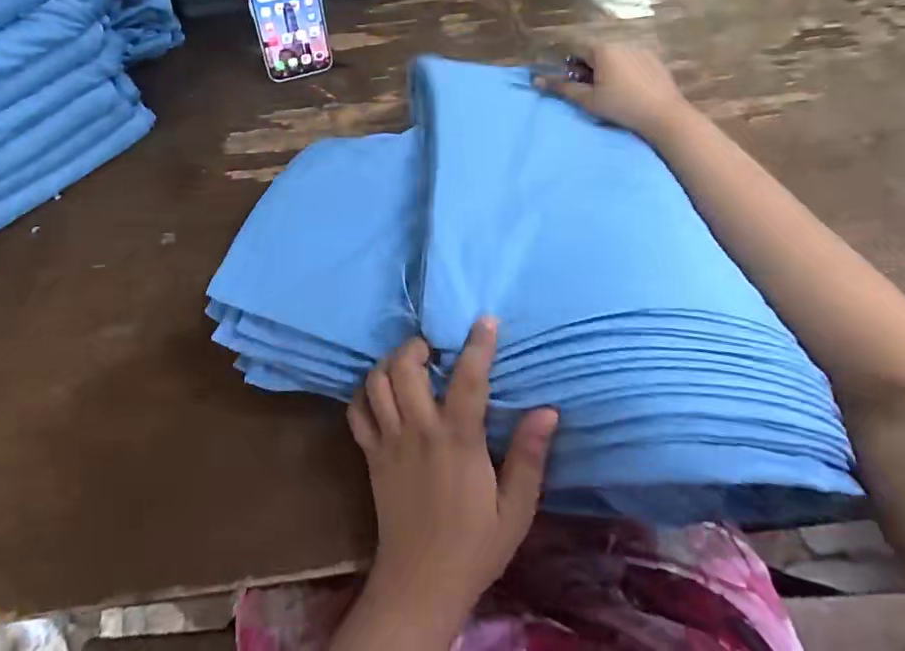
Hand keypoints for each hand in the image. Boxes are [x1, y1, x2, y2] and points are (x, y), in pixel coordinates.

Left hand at [333, 320, 557, 650]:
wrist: (420, 584)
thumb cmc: (475, 546)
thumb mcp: (516, 509)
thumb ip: (530, 457)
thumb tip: (548, 410)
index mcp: (458, 442)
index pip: (468, 380)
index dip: (477, 345)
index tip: (485, 321)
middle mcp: (418, 432)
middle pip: (404, 368)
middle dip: (418, 346)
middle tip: (436, 350)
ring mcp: (388, 442)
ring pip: (376, 382)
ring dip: (390, 363)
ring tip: (410, 365)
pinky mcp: (369, 455)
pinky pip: (356, 410)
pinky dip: (365, 391)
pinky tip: (383, 392)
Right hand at [535, 41, 696, 141]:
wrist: (665, 115)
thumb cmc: (621, 107)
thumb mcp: (588, 100)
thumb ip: (561, 87)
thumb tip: (535, 80)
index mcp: (602, 50)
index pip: (576, 51)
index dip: (571, 68)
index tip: (575, 85)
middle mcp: (621, 43)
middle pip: (595, 53)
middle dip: (589, 69)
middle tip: (593, 92)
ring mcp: (640, 50)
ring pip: (614, 57)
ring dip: (608, 70)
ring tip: (614, 94)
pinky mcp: (655, 60)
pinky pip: (632, 62)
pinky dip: (626, 72)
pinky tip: (632, 91)